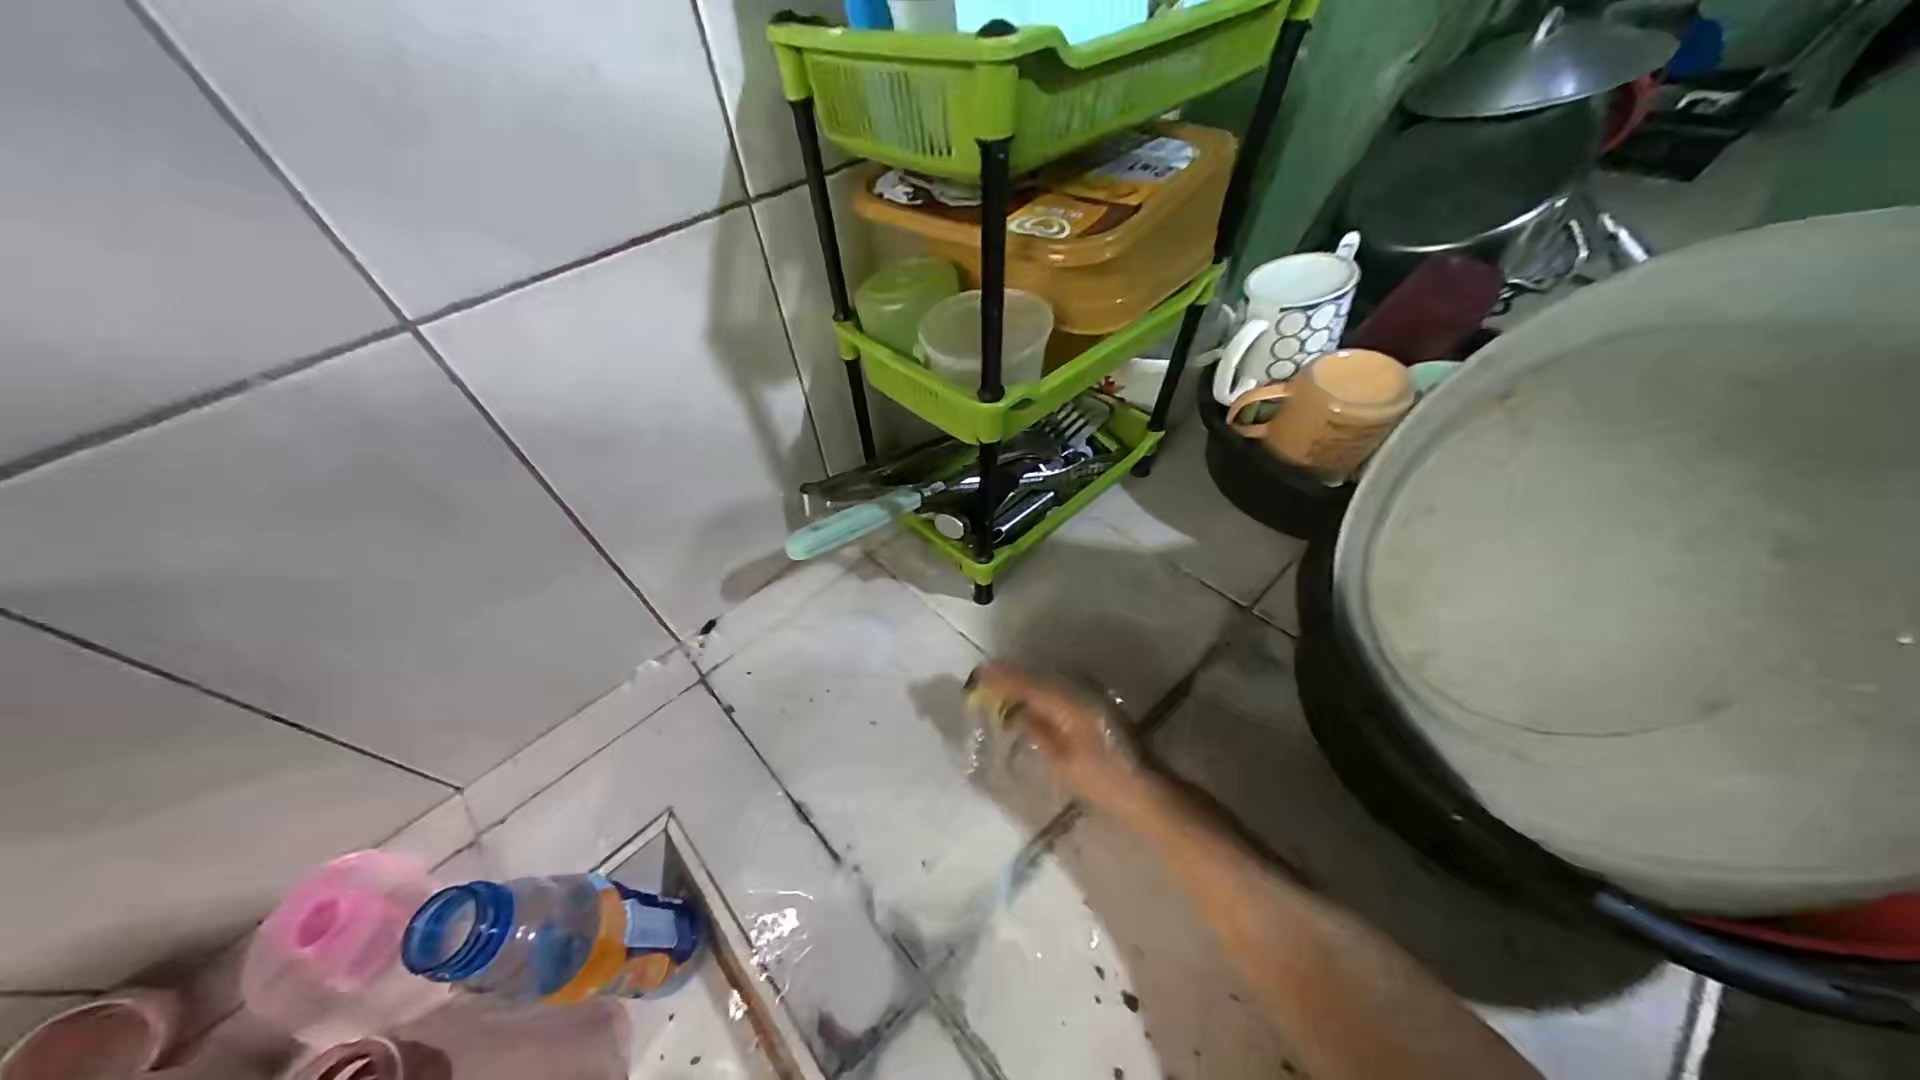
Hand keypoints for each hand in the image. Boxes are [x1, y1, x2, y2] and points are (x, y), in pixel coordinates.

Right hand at [969, 662, 1142, 810]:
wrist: (1147, 789)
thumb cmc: (1102, 782)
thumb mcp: (1062, 763)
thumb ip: (1038, 733)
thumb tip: (1018, 713)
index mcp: (1070, 705)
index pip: (1029, 686)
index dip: (1004, 678)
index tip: (980, 673)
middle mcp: (1082, 692)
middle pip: (1040, 677)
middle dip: (1014, 677)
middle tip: (988, 678)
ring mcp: (1094, 696)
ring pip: (1053, 681)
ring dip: (1030, 682)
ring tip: (1006, 687)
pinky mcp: (1101, 704)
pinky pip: (1065, 688)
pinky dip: (1046, 690)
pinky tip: (1035, 700)